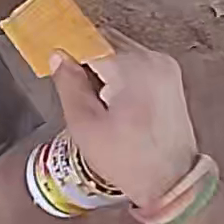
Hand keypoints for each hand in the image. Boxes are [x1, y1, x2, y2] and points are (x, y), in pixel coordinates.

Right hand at [50, 30, 199, 207]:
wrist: (172, 183)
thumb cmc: (127, 159)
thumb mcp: (85, 124)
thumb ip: (68, 84)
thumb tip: (58, 56)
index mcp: (132, 68)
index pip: (89, 41)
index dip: (67, 47)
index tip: (51, 56)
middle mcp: (153, 60)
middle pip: (106, 41)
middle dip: (84, 56)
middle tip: (68, 80)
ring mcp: (165, 68)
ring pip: (120, 51)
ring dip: (100, 64)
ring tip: (90, 95)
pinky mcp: (169, 78)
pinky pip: (135, 62)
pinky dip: (117, 72)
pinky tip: (109, 97)